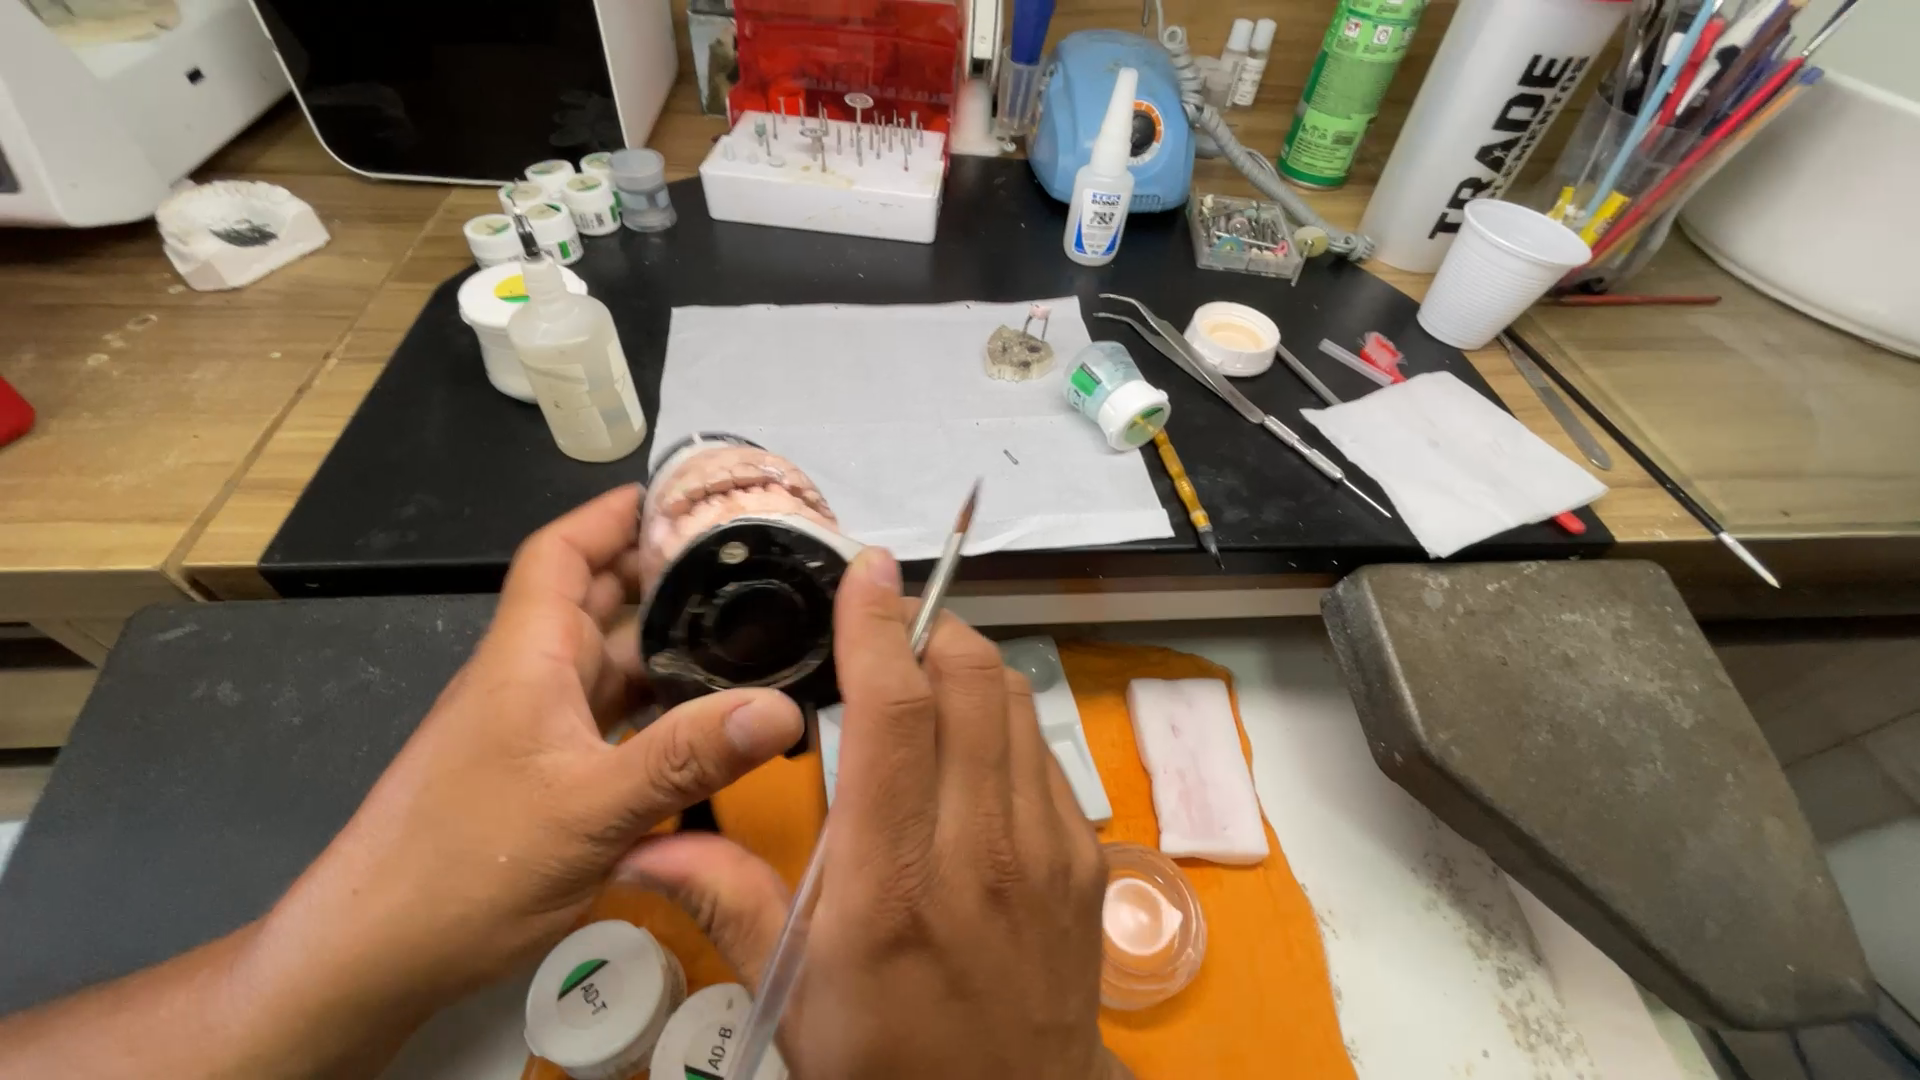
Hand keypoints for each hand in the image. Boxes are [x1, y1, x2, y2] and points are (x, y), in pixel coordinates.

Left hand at [248, 485, 805, 1025]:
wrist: (369, 963)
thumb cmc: (465, 866)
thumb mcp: (588, 810)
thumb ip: (686, 756)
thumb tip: (783, 709)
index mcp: (528, 658)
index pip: (561, 554)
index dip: (610, 514)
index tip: (675, 495)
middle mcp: (534, 678)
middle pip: (599, 599)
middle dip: (662, 571)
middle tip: (743, 565)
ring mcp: (541, 726)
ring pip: (614, 660)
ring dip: (670, 641)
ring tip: (747, 628)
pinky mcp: (551, 769)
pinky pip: (619, 713)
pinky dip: (663, 700)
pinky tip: (711, 713)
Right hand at [623, 547, 1125, 1079]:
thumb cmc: (890, 1057)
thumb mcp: (792, 993)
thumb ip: (726, 900)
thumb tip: (644, 842)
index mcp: (894, 878)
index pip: (895, 712)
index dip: (878, 625)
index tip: (866, 569)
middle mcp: (981, 845)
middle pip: (971, 680)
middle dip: (930, 625)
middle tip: (889, 621)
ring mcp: (1047, 844)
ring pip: (1014, 700)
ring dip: (967, 664)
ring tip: (924, 669)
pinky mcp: (1085, 853)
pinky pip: (1043, 748)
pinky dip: (1002, 715)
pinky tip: (969, 739)